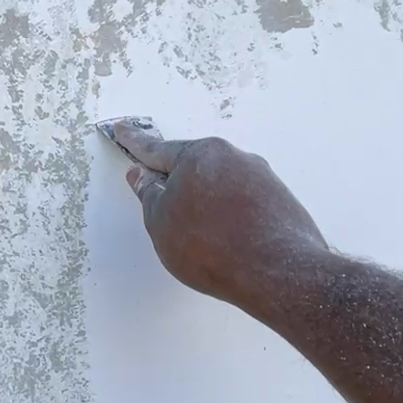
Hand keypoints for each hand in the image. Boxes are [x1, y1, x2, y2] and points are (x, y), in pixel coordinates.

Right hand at [102, 119, 330, 319]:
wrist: (276, 272)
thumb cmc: (209, 246)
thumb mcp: (160, 221)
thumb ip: (148, 194)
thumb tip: (143, 176)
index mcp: (200, 155)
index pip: (157, 149)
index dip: (135, 142)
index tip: (122, 130)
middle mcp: (234, 157)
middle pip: (192, 167)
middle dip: (175, 182)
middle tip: (163, 209)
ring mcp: (261, 177)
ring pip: (218, 185)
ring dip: (203, 203)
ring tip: (199, 239)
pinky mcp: (279, 200)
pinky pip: (241, 202)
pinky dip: (227, 215)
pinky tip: (223, 241)